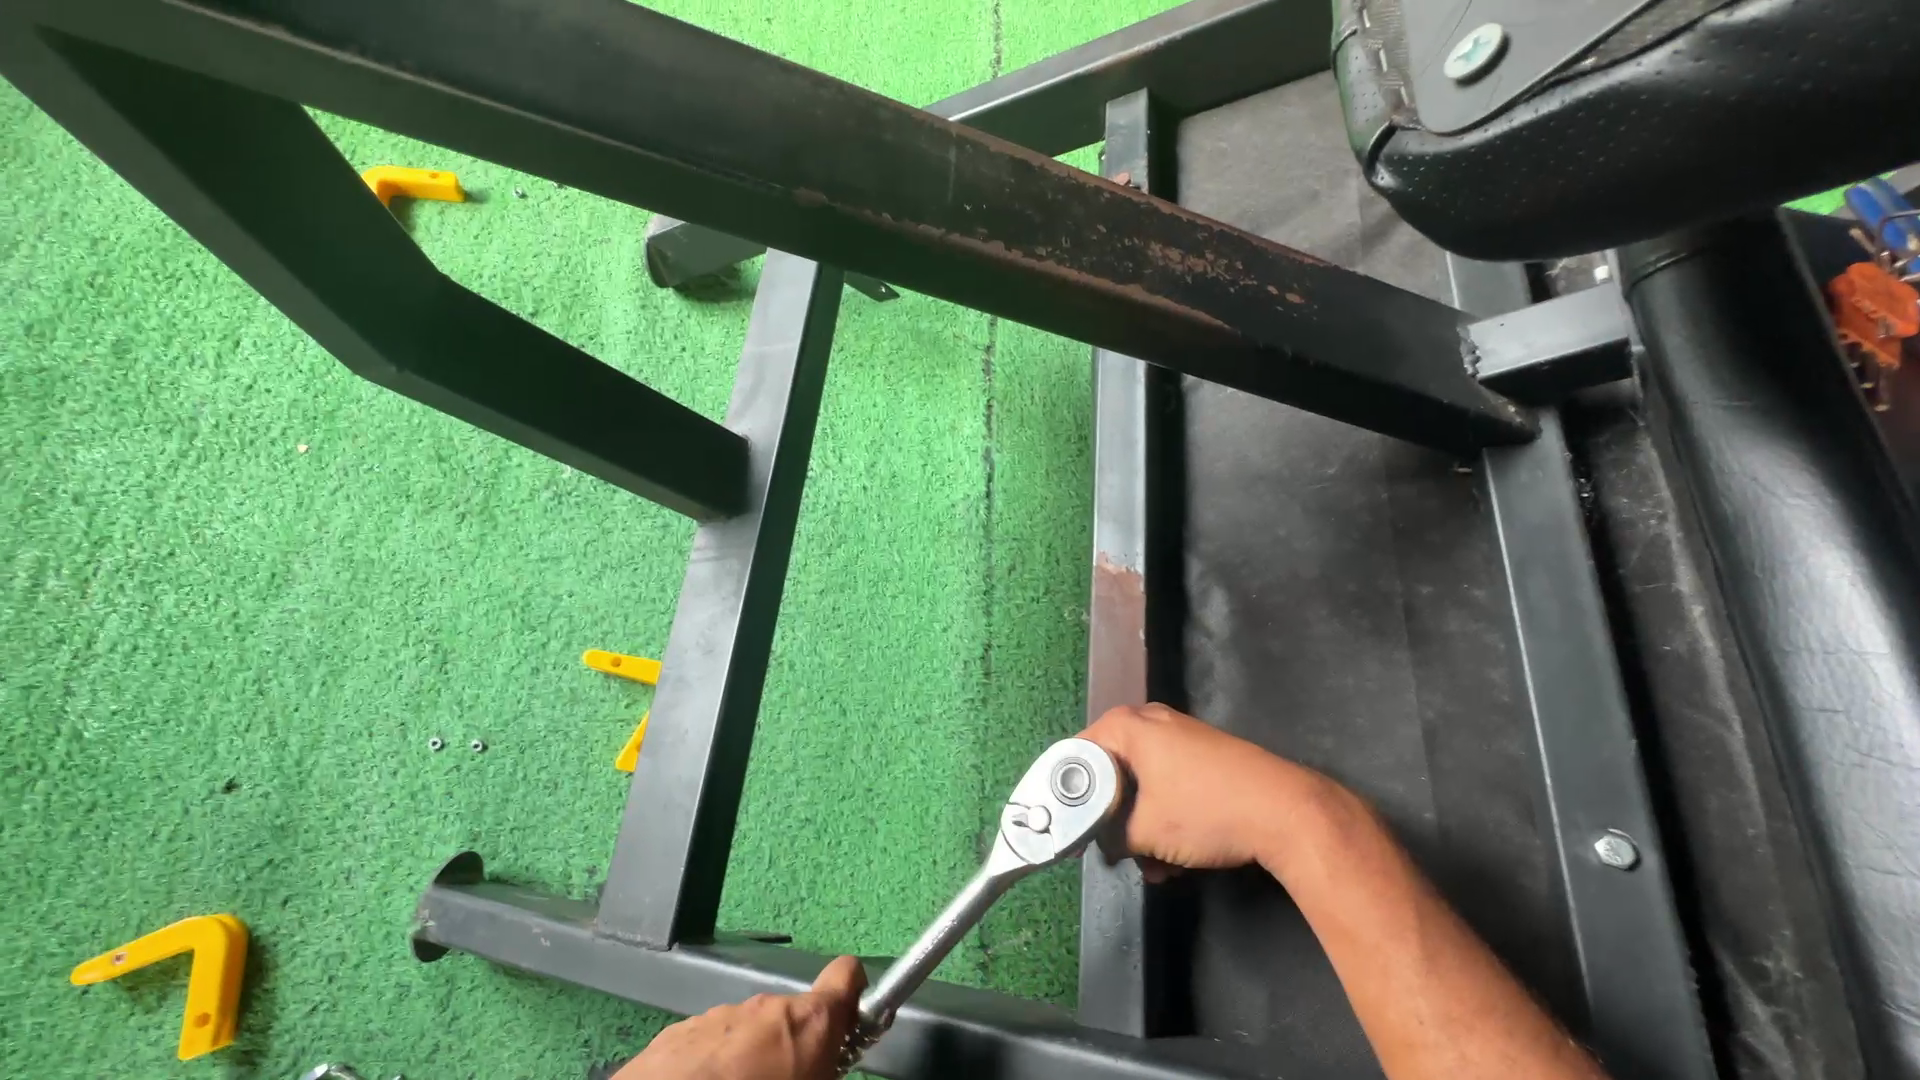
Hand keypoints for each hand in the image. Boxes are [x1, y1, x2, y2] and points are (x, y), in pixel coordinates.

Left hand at [614, 955, 865, 1079]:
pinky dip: (711, 1068)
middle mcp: (767, 1007)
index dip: (855, 994)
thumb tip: (826, 1068)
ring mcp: (720, 1016)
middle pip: (793, 1018)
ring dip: (750, 1060)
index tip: (853, 1024)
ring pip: (748, 1033)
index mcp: (809, 1023)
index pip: (848, 976)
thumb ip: (827, 1071)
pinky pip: (709, 1046)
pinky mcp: (678, 1033)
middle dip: (792, 1050)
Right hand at [1081, 703, 1347, 879]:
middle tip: (1118, 852)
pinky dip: (1165, 817)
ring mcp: (1180, 736)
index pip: (1075, 755)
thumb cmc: (1206, 810)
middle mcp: (1150, 720)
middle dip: (1113, 819)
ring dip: (1142, 827)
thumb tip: (1099, 842)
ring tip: (1157, 865)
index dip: (1069, 798)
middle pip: (1110, 773)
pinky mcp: (1203, 756)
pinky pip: (1167, 784)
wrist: (1285, 812)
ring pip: (1141, 784)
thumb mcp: (1144, 831)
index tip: (1071, 832)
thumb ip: (1107, 835)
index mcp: (1127, 725)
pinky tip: (1178, 856)